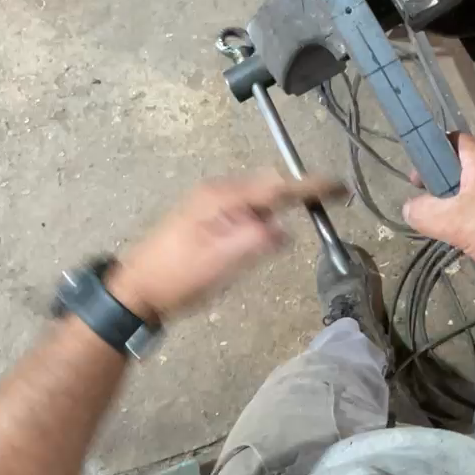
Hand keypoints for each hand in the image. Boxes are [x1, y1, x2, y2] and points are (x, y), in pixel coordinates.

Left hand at [111, 172, 340, 322]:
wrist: (132, 291)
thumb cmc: (176, 279)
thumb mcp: (221, 264)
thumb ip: (256, 242)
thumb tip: (285, 231)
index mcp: (222, 198)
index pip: (277, 186)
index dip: (311, 186)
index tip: (341, 188)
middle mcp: (217, 191)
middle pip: (269, 183)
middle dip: (297, 193)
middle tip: (325, 205)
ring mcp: (209, 201)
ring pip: (257, 194)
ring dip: (279, 205)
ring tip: (296, 222)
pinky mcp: (205, 214)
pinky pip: (245, 205)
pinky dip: (262, 214)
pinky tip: (262, 234)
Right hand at [403, 134, 474, 296]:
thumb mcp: (455, 224)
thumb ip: (424, 213)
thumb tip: (408, 207)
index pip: (450, 140)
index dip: (429, 157)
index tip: (418, 181)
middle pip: (466, 165)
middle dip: (447, 186)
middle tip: (435, 210)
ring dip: (468, 204)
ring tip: (458, 231)